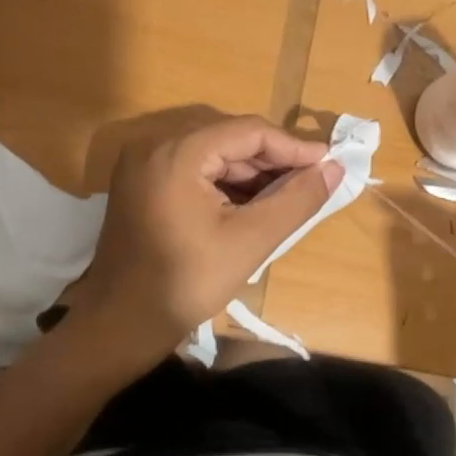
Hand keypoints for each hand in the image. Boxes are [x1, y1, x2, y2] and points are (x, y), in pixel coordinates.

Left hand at [78, 113, 340, 346]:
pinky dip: (223, 183)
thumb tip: (333, 169)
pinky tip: (251, 206)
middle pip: (227, 138)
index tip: (329, 166)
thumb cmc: (189, 281)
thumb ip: (296, 200)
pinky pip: (191, 170)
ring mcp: (141, 165)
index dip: (293, 148)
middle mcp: (153, 145)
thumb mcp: (251, 240)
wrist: (122, 323)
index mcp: (177, 153)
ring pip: (211, 154)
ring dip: (249, 173)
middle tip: (311, 183)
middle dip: (272, 160)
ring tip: (287, 197)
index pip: (248, 131)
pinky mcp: (139, 186)